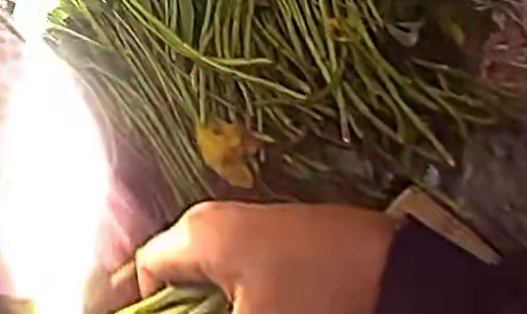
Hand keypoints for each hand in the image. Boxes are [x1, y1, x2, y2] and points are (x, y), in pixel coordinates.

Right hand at [133, 203, 399, 313]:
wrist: (385, 266)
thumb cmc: (313, 292)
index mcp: (195, 233)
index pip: (145, 269)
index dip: (142, 306)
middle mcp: (208, 222)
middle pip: (172, 272)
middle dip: (177, 307)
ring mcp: (239, 227)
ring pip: (203, 277)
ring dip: (207, 307)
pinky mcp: (267, 240)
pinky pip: (230, 273)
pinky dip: (231, 301)